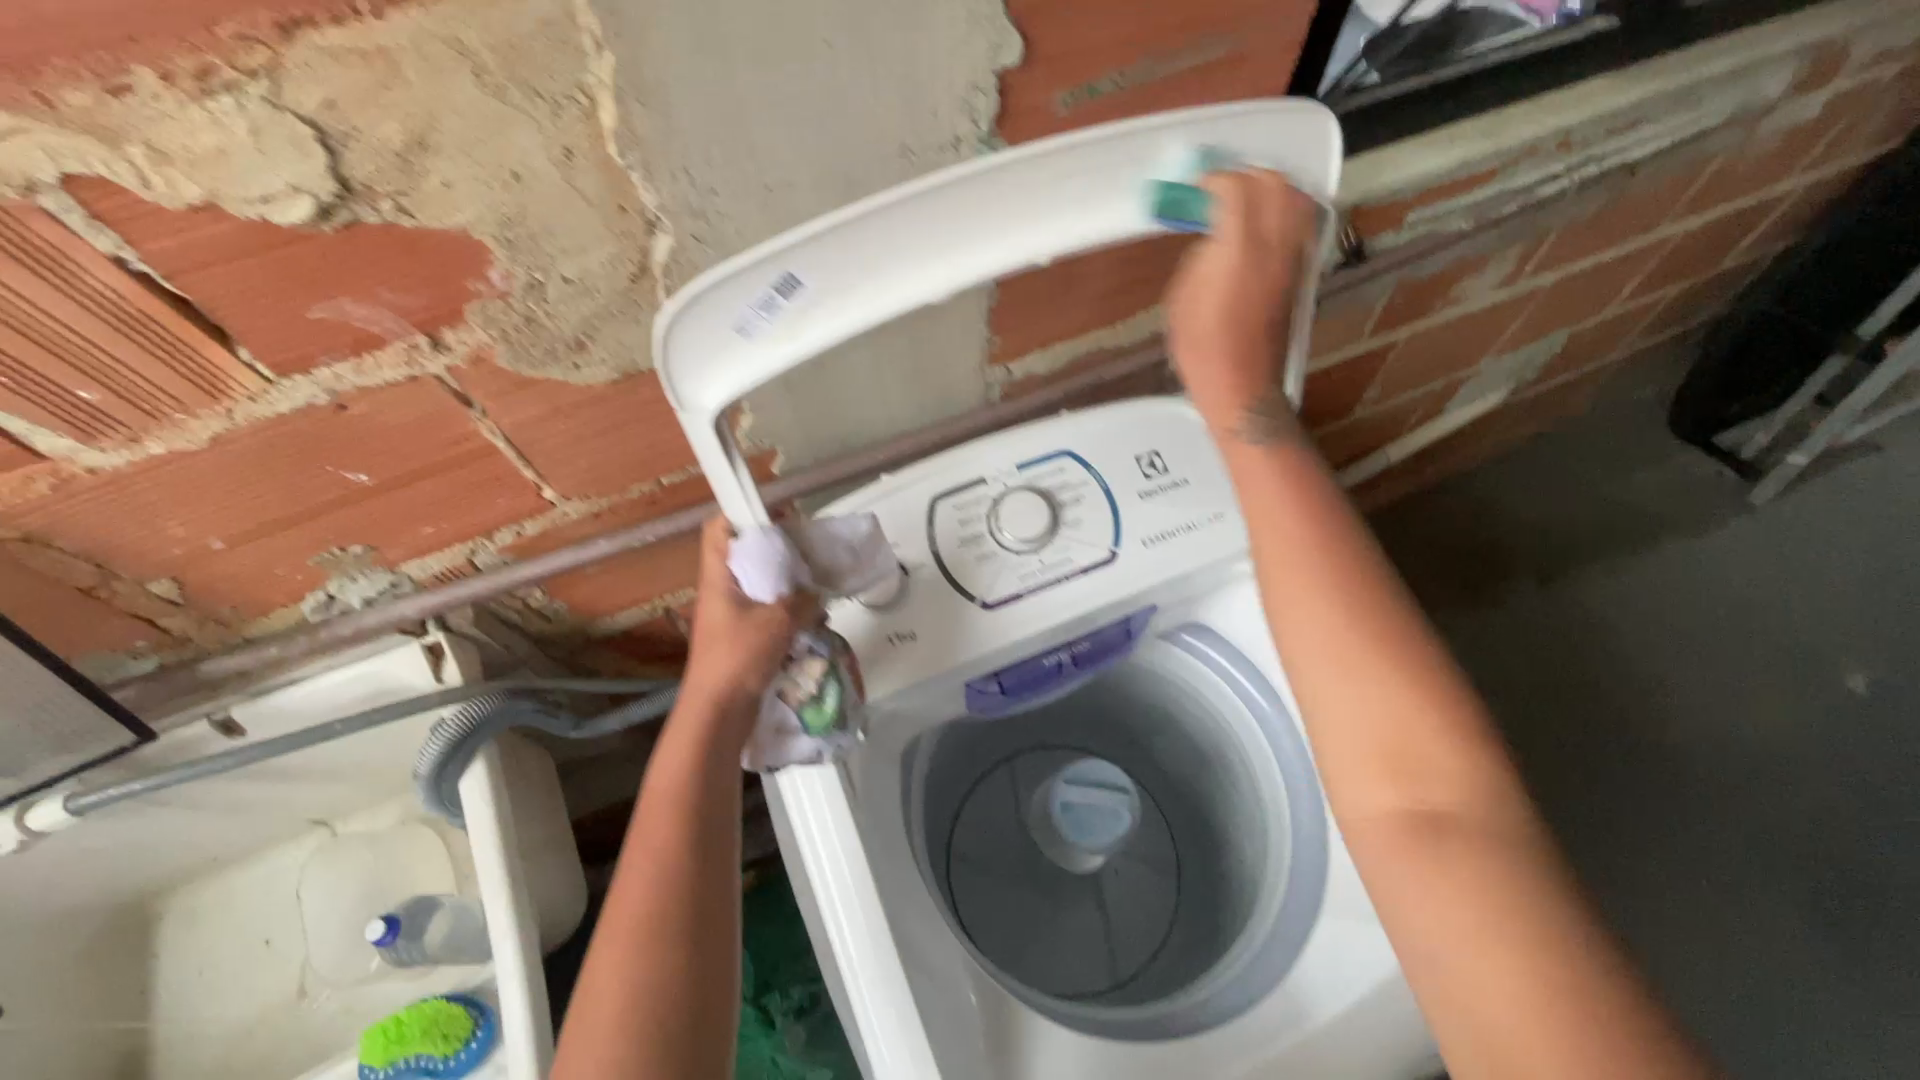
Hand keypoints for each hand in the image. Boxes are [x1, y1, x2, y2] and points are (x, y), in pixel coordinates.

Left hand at [679, 517, 821, 727]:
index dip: (744, 512)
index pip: (720, 528)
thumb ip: (802, 601)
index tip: (778, 513)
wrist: (718, 713)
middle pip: (745, 555)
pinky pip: (768, 613)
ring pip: (760, 585)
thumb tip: (817, 594)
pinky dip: (789, 613)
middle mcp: (721, 591)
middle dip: (777, 550)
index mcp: (719, 577)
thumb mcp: (778, 622)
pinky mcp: (742, 639)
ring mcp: (731, 616)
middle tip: (807, 549)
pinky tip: (813, 622)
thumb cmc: (738, 658)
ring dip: (788, 585)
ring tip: (817, 586)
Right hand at [1165, 169, 1319, 442]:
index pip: (1237, 188)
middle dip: (1248, 176)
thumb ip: (1201, 255)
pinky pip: (1301, 224)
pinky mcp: (1300, 273)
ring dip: (1272, 190)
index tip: (1198, 187)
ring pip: (1297, 199)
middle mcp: (1275, 245)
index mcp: (1240, 250)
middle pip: (1275, 183)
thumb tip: (1215, 237)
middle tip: (1223, 187)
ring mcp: (1294, 258)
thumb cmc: (1202, 349)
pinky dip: (1284, 212)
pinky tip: (1263, 224)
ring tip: (1246, 200)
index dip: (1215, 179)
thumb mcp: (1182, 298)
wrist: (1242, 385)